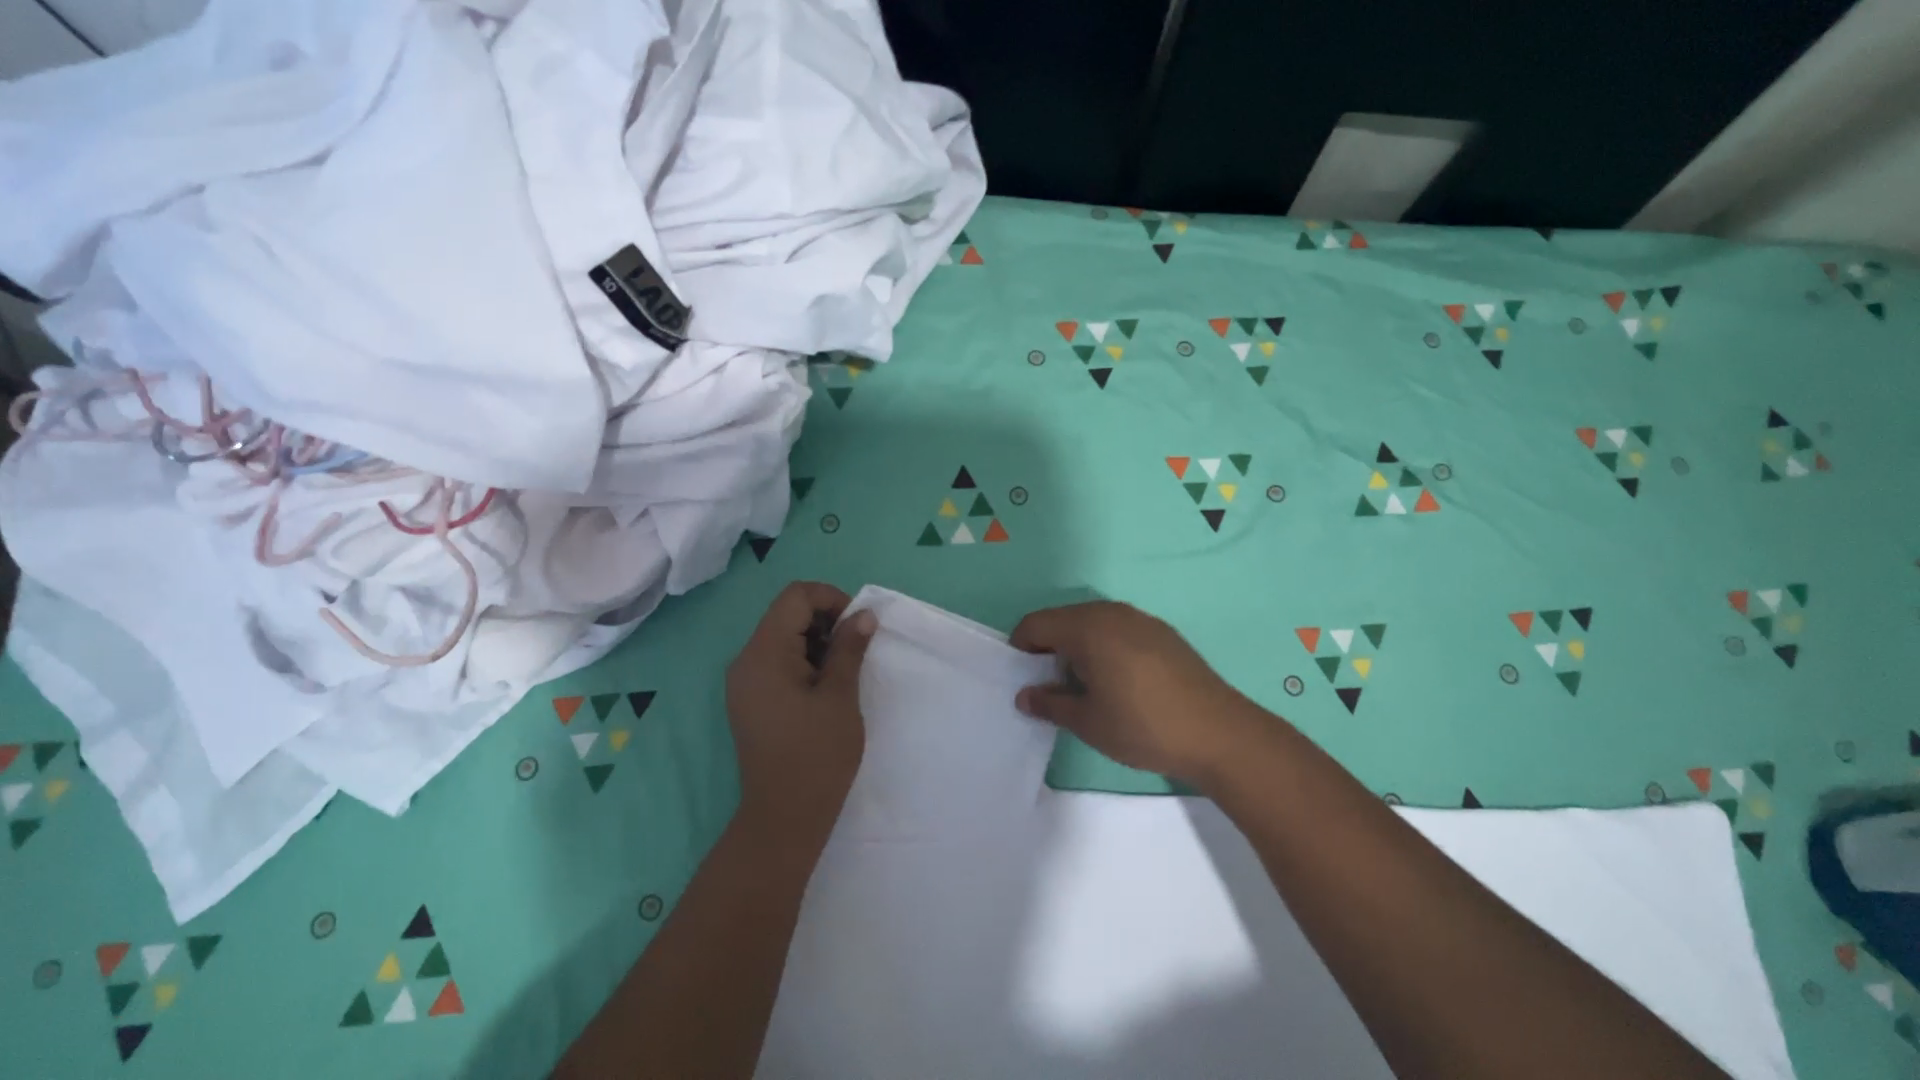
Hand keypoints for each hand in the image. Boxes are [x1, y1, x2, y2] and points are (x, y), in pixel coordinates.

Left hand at [725, 582, 875, 839]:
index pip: (795, 596)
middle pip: (786, 614)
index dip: (831, 599)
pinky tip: (824, 691)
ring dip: (816, 644)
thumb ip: (849, 649)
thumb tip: (863, 615)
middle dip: (825, 621)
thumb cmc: (817, 755)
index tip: (858, 627)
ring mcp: (744, 682)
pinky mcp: (750, 701)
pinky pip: (776, 663)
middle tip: (855, 652)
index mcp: (764, 654)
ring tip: (842, 676)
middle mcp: (746, 660)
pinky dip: (803, 663)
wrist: (784, 818)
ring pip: (782, 638)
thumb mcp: (840, 697)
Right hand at [1011, 601, 1260, 784]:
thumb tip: (1025, 696)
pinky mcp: (1164, 634)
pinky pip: (1119, 630)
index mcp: (1088, 628)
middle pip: (1065, 619)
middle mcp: (1113, 613)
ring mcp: (1142, 620)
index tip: (1023, 678)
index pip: (1037, 623)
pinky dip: (1106, 647)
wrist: (1218, 733)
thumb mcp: (1087, 721)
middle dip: (1050, 647)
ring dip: (1078, 647)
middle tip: (1050, 686)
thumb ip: (1050, 703)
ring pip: (1094, 623)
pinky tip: (1117, 683)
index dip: (1022, 647)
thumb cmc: (1142, 726)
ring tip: (1084, 687)